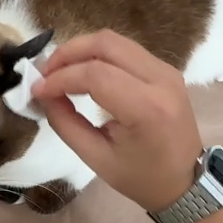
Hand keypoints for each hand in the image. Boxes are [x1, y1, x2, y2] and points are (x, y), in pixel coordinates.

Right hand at [31, 31, 204, 211]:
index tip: (37, 90)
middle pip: (105, 44)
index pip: (95, 75)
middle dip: (68, 53)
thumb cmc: (140, 178)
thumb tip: (43, 94)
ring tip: (58, 71)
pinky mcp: (165, 69)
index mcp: (147, 108)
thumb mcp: (96, 158)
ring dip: (81, 51)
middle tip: (44, 73)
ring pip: (115, 41)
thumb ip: (66, 123)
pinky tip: (81, 72)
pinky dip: (98, 55)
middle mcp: (161, 80)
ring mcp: (166, 70)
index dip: (60, 78)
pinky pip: (126, 50)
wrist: (185, 181)